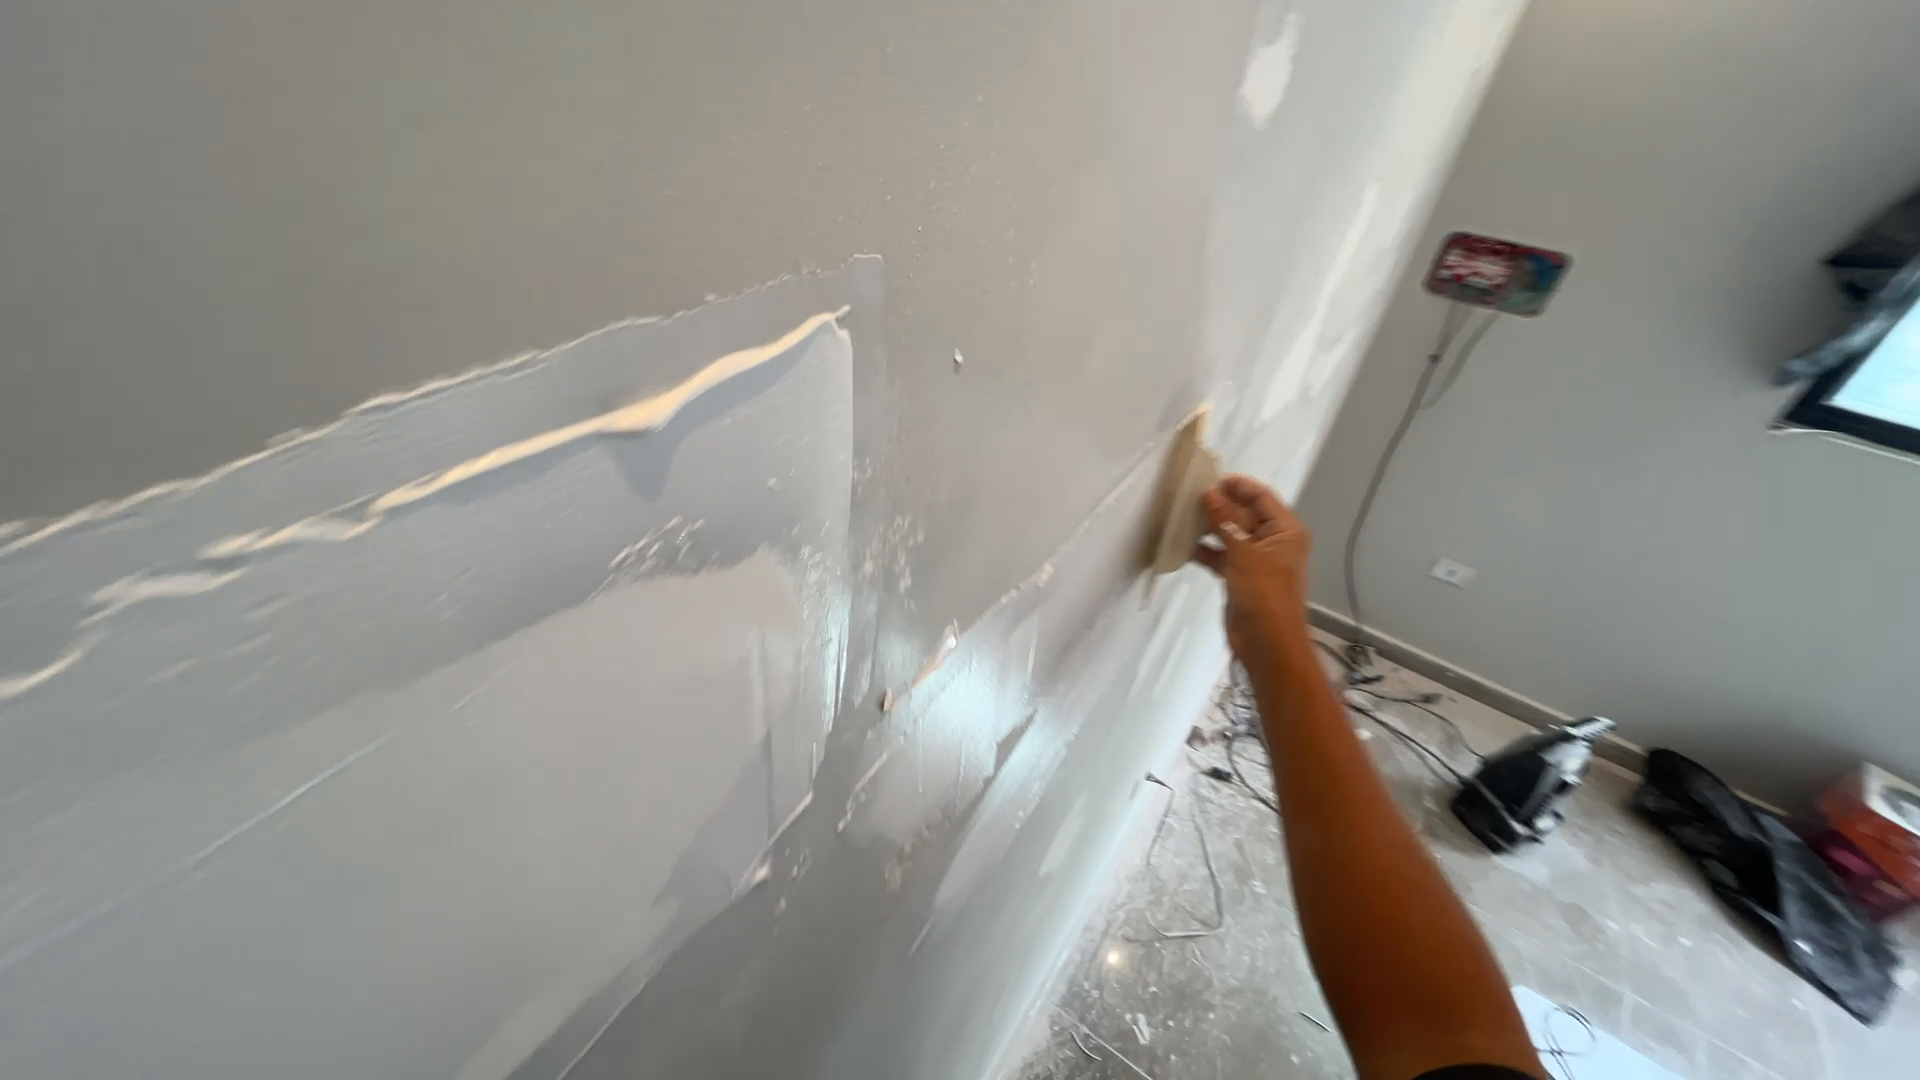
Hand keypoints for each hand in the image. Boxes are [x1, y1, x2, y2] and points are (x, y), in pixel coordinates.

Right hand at [1190, 475, 1311, 658]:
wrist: (1266, 643)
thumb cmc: (1264, 595)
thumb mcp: (1244, 553)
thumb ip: (1225, 521)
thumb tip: (1209, 493)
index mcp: (1286, 531)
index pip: (1262, 497)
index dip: (1238, 486)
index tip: (1209, 480)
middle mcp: (1272, 541)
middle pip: (1244, 514)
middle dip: (1219, 506)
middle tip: (1189, 497)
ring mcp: (1255, 560)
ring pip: (1230, 534)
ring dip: (1209, 527)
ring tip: (1183, 517)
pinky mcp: (1239, 576)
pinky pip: (1221, 555)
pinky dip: (1205, 551)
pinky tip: (1183, 546)